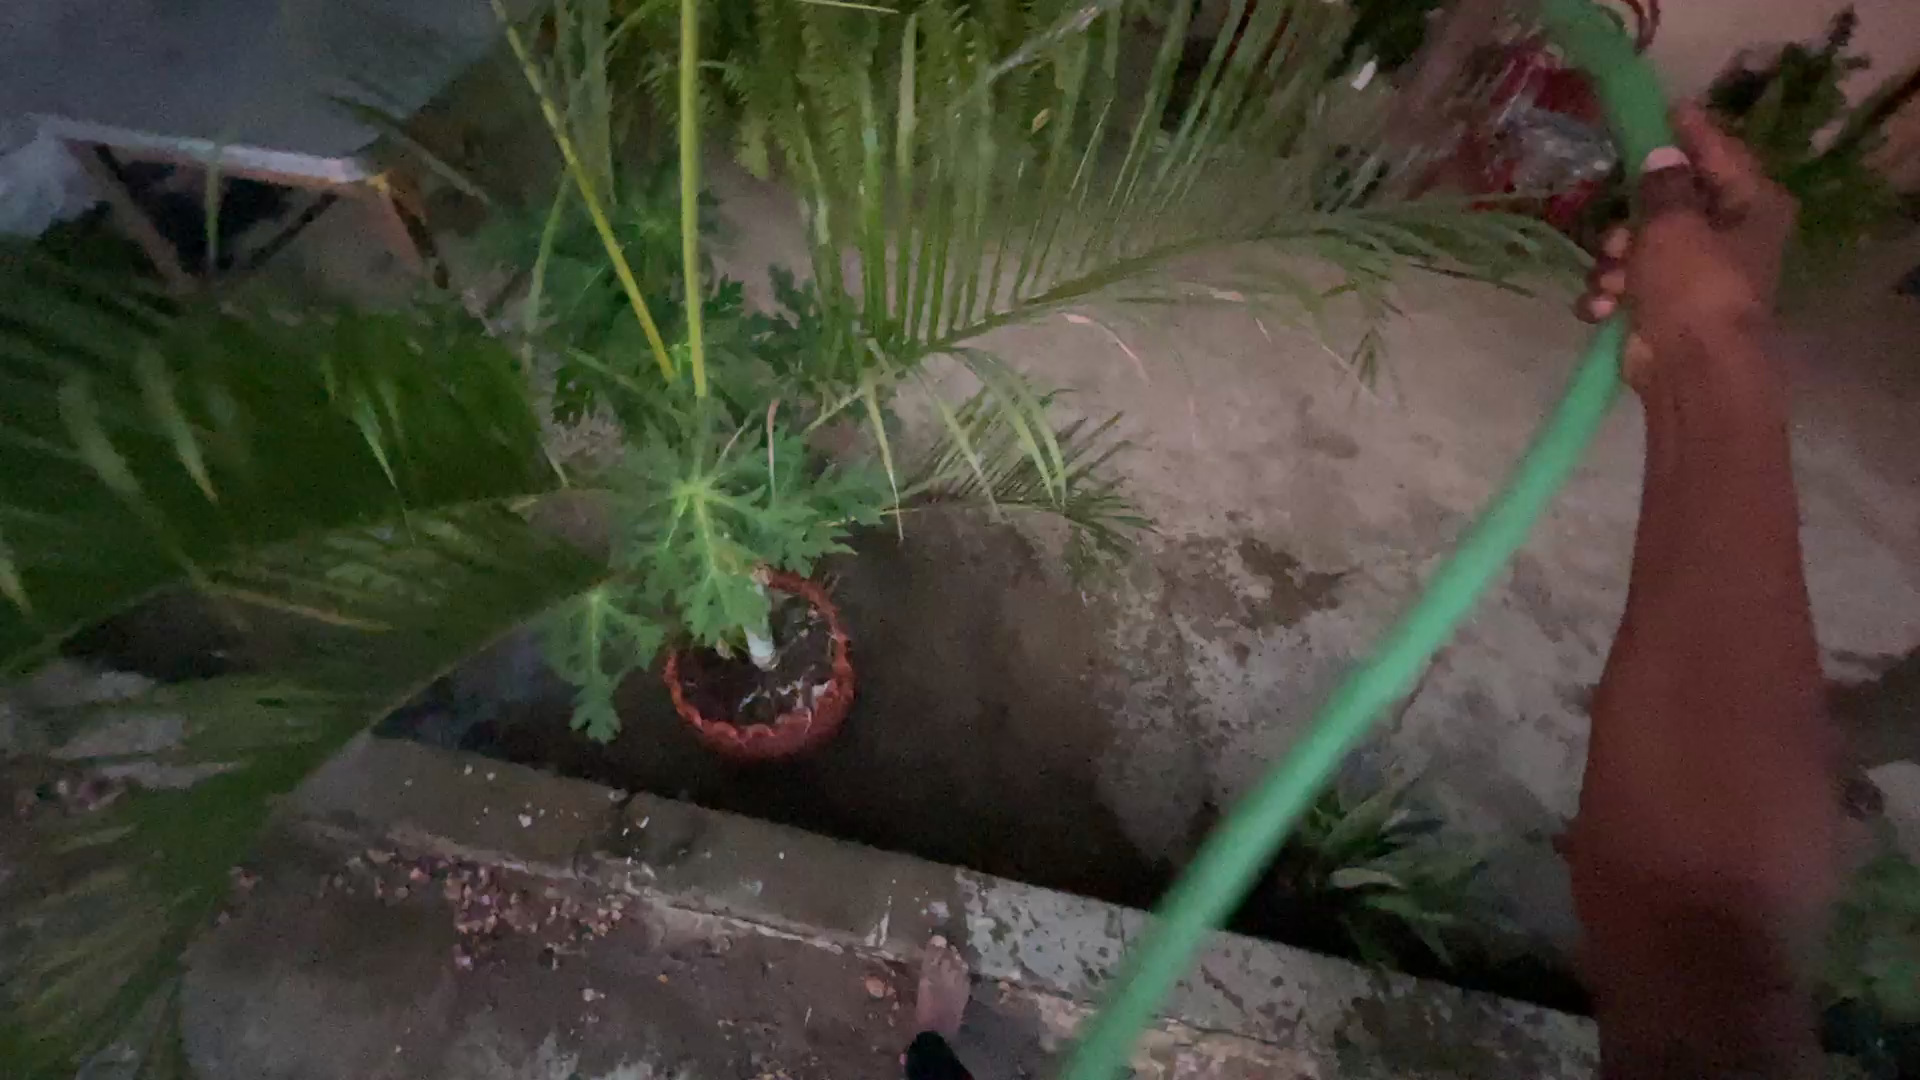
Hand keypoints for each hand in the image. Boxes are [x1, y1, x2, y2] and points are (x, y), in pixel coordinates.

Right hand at [1577, 104, 1794, 391]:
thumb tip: (1659, 157)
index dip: (1690, 135)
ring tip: (1609, 284)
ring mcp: (1690, 275)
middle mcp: (1725, 236)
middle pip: (1664, 210)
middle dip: (1629, 226)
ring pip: (1633, 252)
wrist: (1689, 362)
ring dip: (1610, 268)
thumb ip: (1662, 190)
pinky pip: (1619, 289)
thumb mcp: (1674, 227)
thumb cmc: (1694, 286)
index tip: (1663, 112)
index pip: (1719, 157)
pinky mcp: (1657, 307)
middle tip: (1617, 237)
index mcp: (1750, 206)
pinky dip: (1605, 298)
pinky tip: (1601, 309)